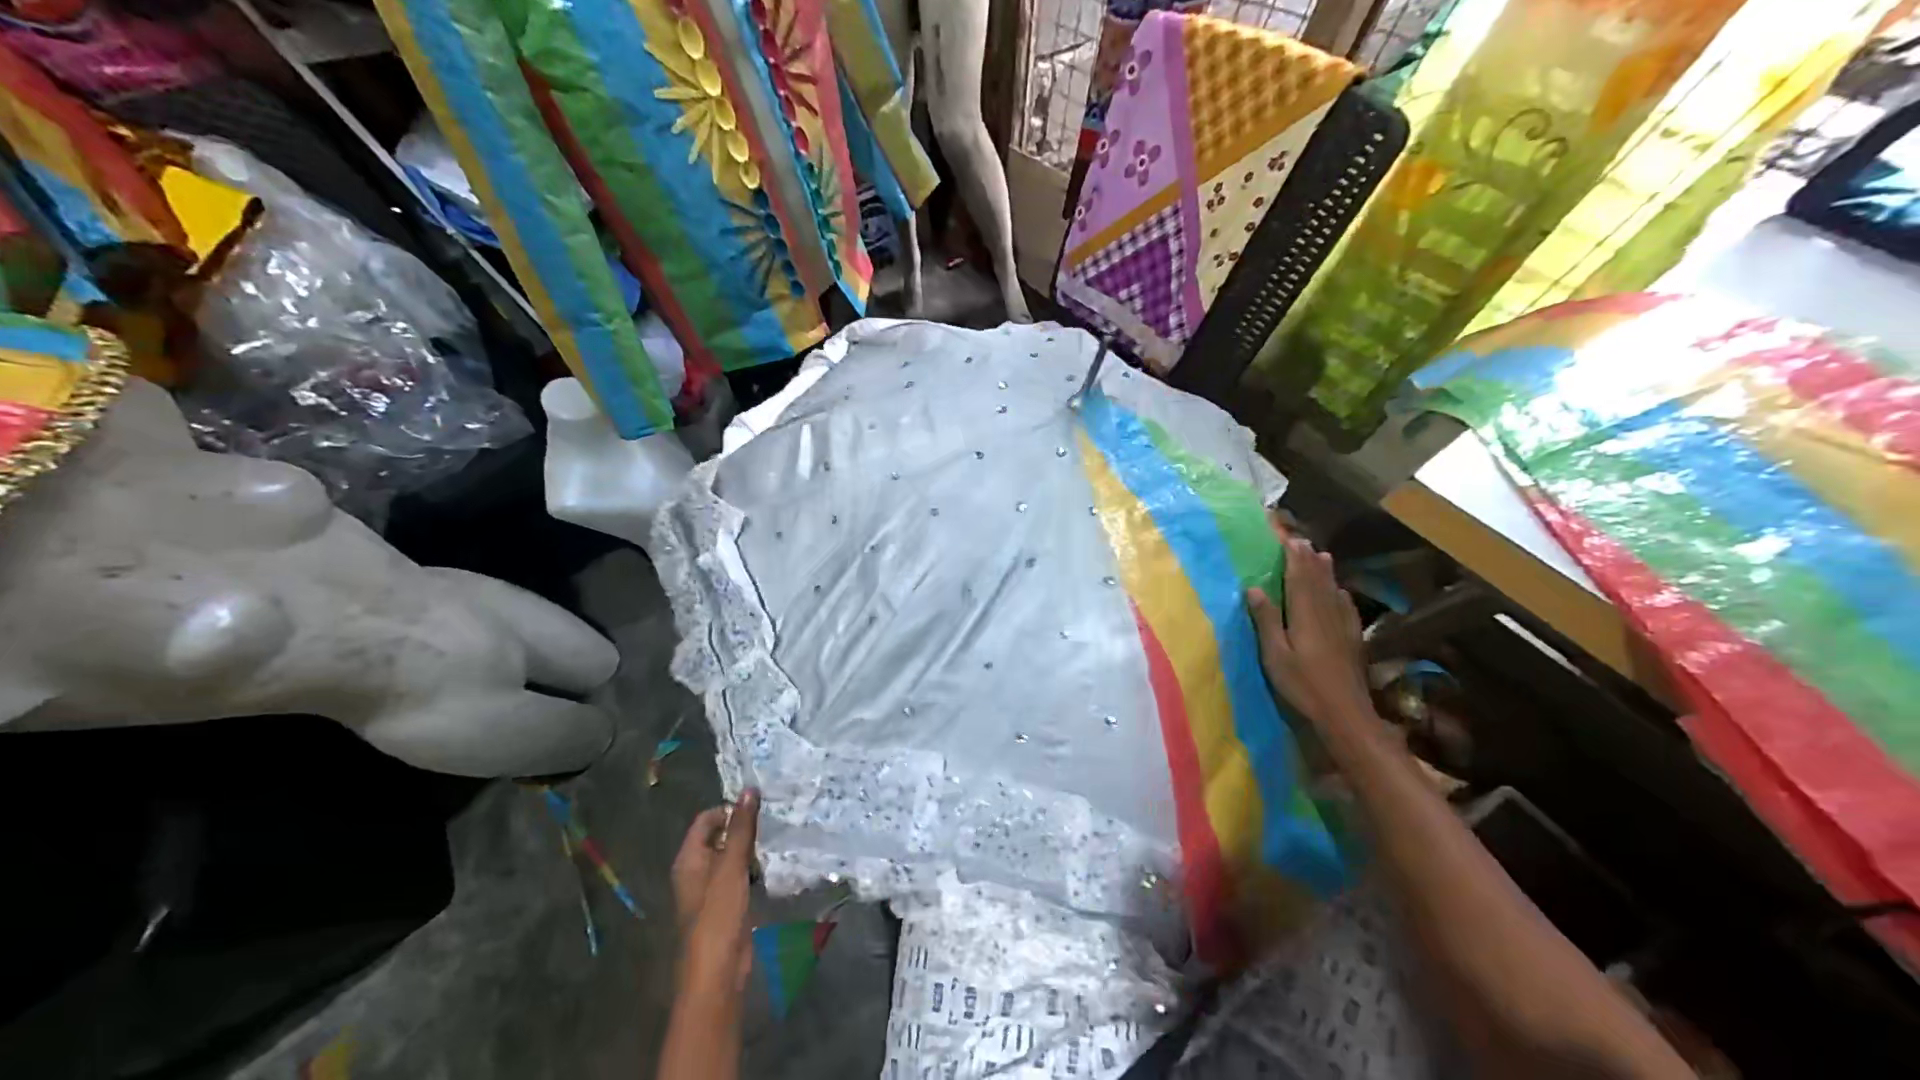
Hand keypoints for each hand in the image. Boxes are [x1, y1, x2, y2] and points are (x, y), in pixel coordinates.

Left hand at [670, 788, 759, 995]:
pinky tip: (772, 866)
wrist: (717, 973)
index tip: (759, 806)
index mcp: (688, 859)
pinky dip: (754, 868)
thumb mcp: (731, 867)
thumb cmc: (718, 916)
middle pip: (720, 837)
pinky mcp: (727, 905)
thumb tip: (750, 790)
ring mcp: (712, 890)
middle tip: (773, 819)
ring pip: (732, 857)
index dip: (729, 809)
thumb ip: (741, 828)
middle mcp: (696, 871)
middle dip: (744, 827)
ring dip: (751, 848)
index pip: (706, 819)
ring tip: (777, 838)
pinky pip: (740, 876)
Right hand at [1246, 529, 1370, 729]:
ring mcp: (1343, 625)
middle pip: (1317, 578)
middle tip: (1300, 540)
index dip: (1293, 555)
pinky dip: (1339, 593)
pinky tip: (1340, 592)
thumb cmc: (1303, 684)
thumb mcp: (1275, 654)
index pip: (1299, 576)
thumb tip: (1254, 588)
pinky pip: (1346, 606)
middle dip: (1307, 558)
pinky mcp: (1352, 638)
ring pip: (1333, 589)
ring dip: (1324, 570)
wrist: (1346, 712)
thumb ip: (1266, 620)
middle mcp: (1326, 612)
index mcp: (1305, 613)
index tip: (1286, 537)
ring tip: (1320, 554)